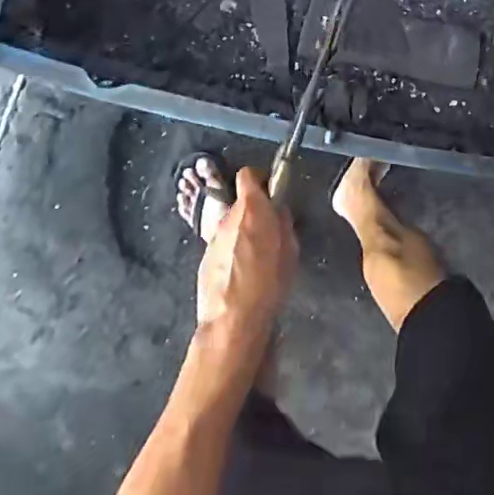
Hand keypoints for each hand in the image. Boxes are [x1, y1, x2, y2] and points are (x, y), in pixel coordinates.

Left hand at [196, 167, 296, 336]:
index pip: (248, 174)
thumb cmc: (269, 281)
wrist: (232, 321)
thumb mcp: (290, 248)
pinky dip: (232, 251)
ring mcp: (212, 239)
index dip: (260, 179)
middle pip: (240, 201)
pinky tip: (241, 272)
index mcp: (252, 209)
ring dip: (243, 231)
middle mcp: (228, 218)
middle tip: (270, 228)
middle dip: (255, 210)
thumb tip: (278, 210)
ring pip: (231, 225)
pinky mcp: (203, 259)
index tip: (271, 192)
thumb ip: (283, 222)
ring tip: (257, 255)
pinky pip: (223, 245)